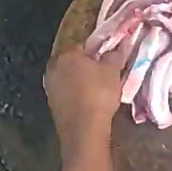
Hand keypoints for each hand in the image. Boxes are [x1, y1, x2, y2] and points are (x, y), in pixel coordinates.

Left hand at [45, 36, 133, 155]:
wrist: (83, 128)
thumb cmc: (99, 93)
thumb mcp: (113, 71)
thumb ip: (115, 54)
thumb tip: (121, 42)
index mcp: (68, 55)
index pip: (84, 45)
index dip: (98, 50)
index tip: (109, 58)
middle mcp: (54, 66)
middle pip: (74, 60)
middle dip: (87, 64)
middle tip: (104, 71)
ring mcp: (50, 85)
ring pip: (69, 75)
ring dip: (80, 78)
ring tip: (97, 86)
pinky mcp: (51, 102)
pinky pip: (66, 90)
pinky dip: (76, 91)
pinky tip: (88, 98)